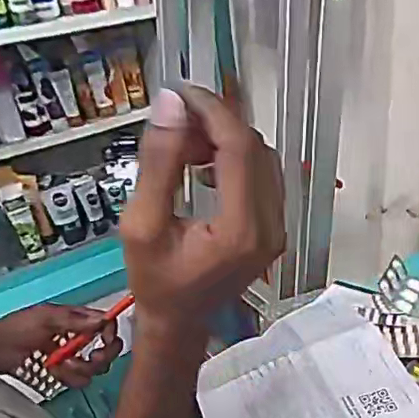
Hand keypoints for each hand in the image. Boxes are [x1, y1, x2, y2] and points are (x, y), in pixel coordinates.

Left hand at [0, 304, 120, 387]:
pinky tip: (52, 373)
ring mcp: (71, 357)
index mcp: (76, 320)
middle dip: (100, 358)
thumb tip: (104, 320)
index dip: (110, 334)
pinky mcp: (62, 374)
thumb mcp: (44, 319)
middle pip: (107, 350)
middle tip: (90, 360)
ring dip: (79, 370)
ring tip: (58, 367)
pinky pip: (78, 380)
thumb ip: (74, 320)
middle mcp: (77, 338)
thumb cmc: (15, 329)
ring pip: (94, 369)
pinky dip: (68, 379)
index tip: (104, 343)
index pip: (106, 325)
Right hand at [122, 86, 285, 337]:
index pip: (239, 147)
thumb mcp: (142, 225)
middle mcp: (268, 230)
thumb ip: (159, 164)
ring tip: (186, 144)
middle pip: (255, 149)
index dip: (211, 110)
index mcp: (240, 231)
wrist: (179, 322)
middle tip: (177, 119)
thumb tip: (171, 105)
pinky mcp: (273, 232)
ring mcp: (275, 232)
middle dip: (217, 123)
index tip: (181, 95)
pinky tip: (205, 166)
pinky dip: (237, 161)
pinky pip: (263, 178)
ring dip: (227, 140)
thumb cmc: (157, 284)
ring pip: (263, 159)